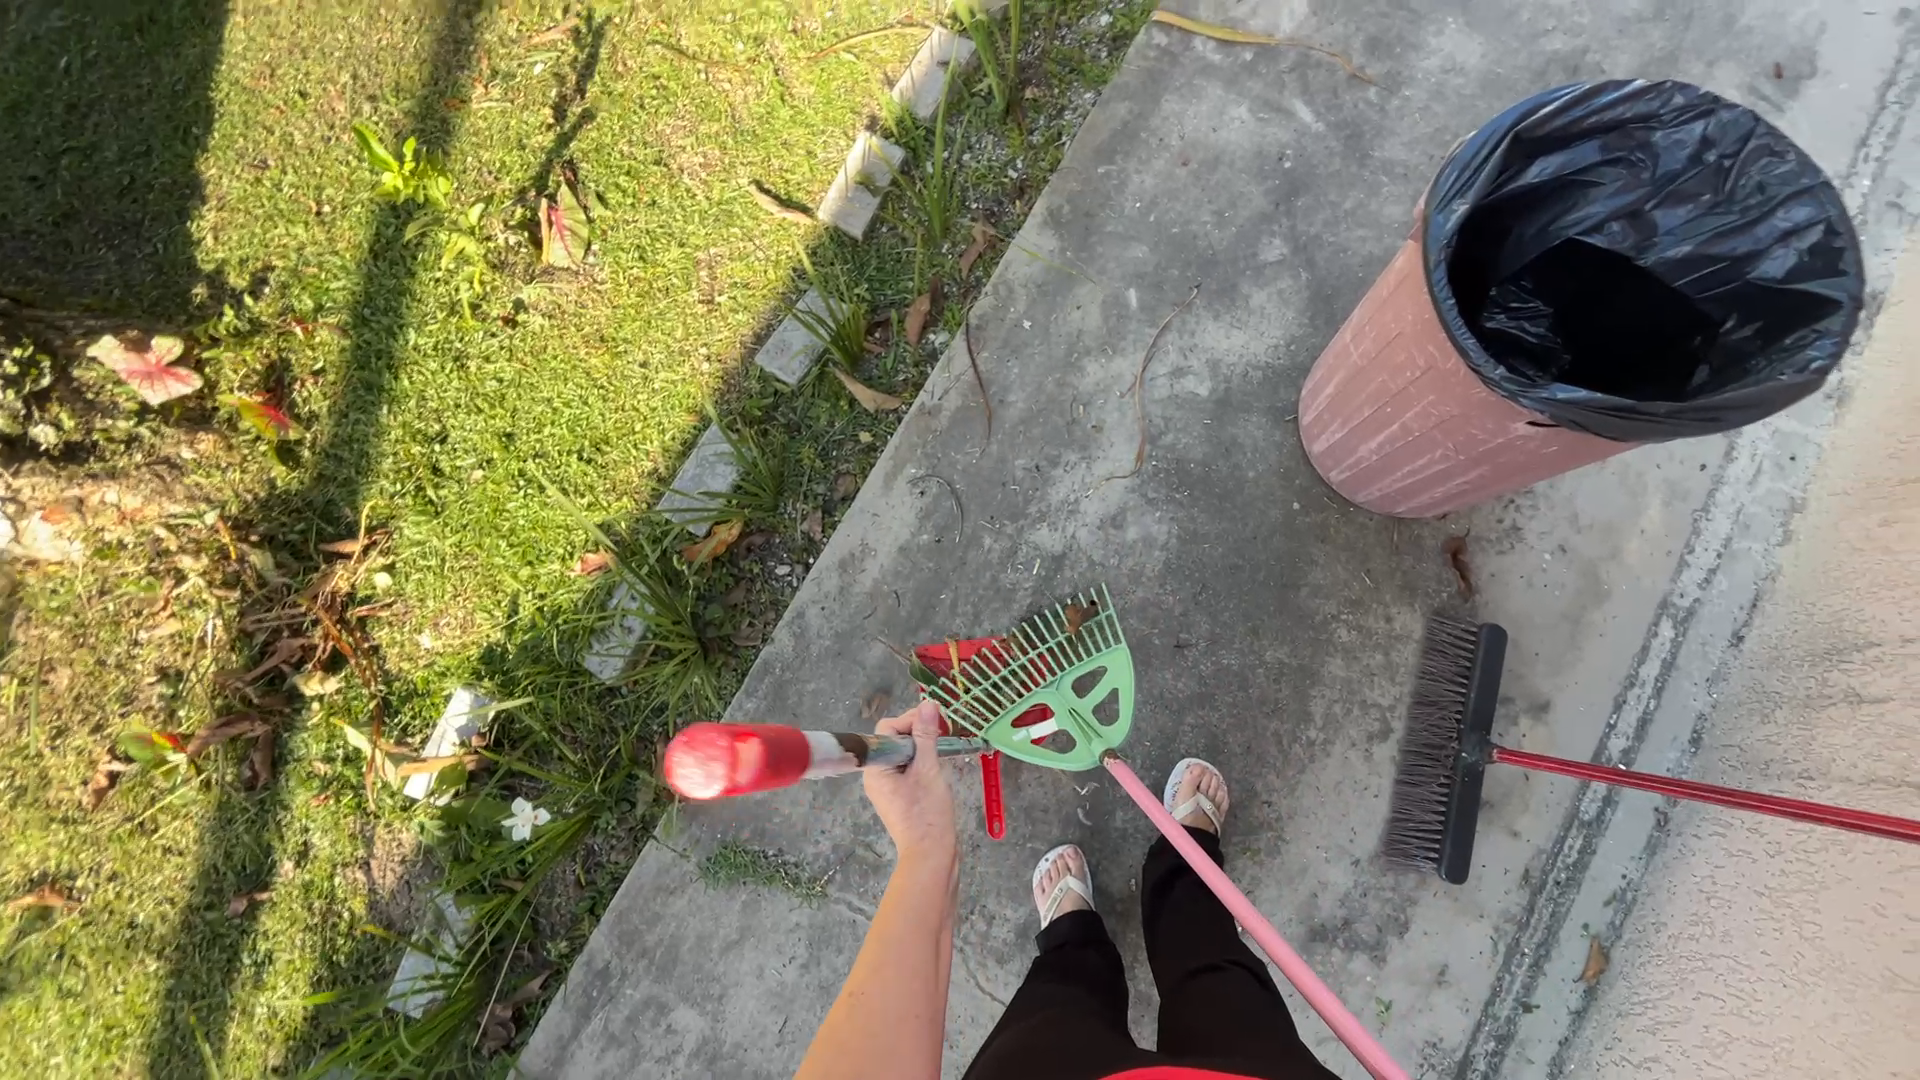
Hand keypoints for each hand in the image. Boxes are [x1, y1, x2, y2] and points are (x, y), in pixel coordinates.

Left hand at [863, 699, 958, 866]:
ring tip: (941, 745)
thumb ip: (926, 735)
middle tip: (941, 731)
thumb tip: (928, 704)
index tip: (934, 720)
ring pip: (902, 753)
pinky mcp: (899, 795)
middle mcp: (876, 775)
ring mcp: (887, 787)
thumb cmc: (927, 813)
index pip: (886, 729)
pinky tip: (937, 762)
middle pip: (892, 740)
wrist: (931, 855)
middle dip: (916, 731)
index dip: (909, 720)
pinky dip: (921, 760)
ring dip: (921, 745)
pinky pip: (906, 768)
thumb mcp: (928, 769)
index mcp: (876, 768)